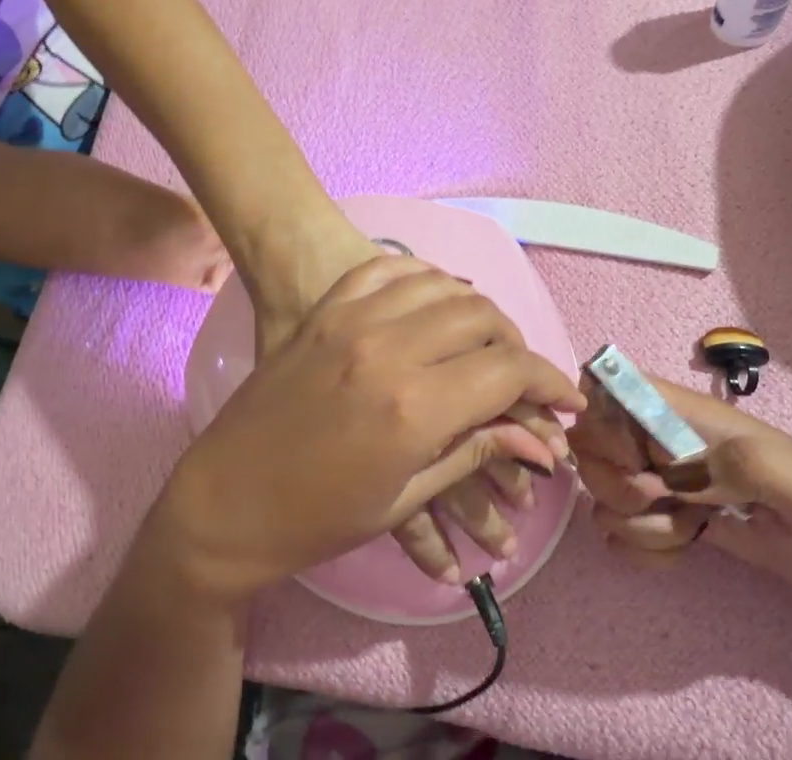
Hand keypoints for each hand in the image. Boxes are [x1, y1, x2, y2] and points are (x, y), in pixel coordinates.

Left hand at [239, 214, 563, 582]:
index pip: (509, 372)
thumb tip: (533, 437)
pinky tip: (435, 299)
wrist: (224, 498)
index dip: (549, 384)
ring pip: (443, 288)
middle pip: (483, 320)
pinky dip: (423, 280)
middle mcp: (390, 350)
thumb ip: (471, 453)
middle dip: (518, 347)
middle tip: (524, 378)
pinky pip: (389, 274)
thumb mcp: (401, 498)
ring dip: (477, 310)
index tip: (567, 402)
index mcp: (414, 408)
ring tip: (487, 340)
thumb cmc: (315, 517)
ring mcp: (353, 322)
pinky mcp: (326, 312)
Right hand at [567, 372, 791, 593]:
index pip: (610, 387)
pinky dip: (644, 550)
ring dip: (636, 525)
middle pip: (589, 444)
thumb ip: (744, 465)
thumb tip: (678, 475)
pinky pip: (619, 533)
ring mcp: (658, 480)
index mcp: (686, 414)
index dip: (601, 418)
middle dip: (614, 484)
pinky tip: (685, 550)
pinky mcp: (660, 519)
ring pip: (600, 494)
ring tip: (688, 531)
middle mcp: (661, 440)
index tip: (632, 457)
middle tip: (661, 503)